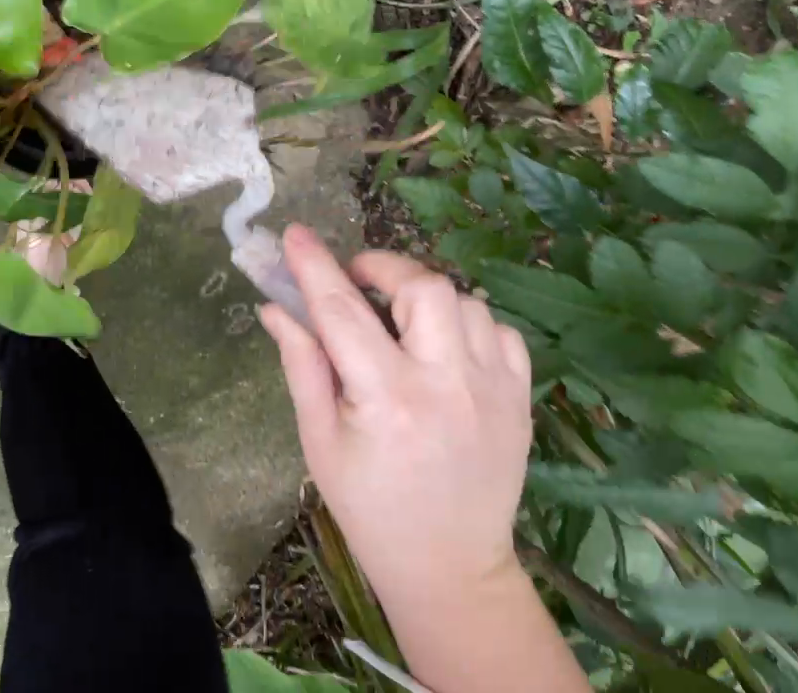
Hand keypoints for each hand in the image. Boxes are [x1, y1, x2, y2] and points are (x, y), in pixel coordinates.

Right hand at [259, 225, 533, 609]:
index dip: (314, 266)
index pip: (342, 311)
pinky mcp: (521, 399)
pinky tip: (441, 344)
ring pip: (465, 302)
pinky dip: (466, 322)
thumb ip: (302, 365)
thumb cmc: (368, 504)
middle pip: (424, 288)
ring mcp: (494, 390)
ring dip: (423, 296)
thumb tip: (276, 309)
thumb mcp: (318, 438)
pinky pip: (499, 330)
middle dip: (383, 268)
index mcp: (387, 399)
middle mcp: (448, 385)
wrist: (449, 565)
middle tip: (357, 282)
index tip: (294, 233)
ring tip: (398, 319)